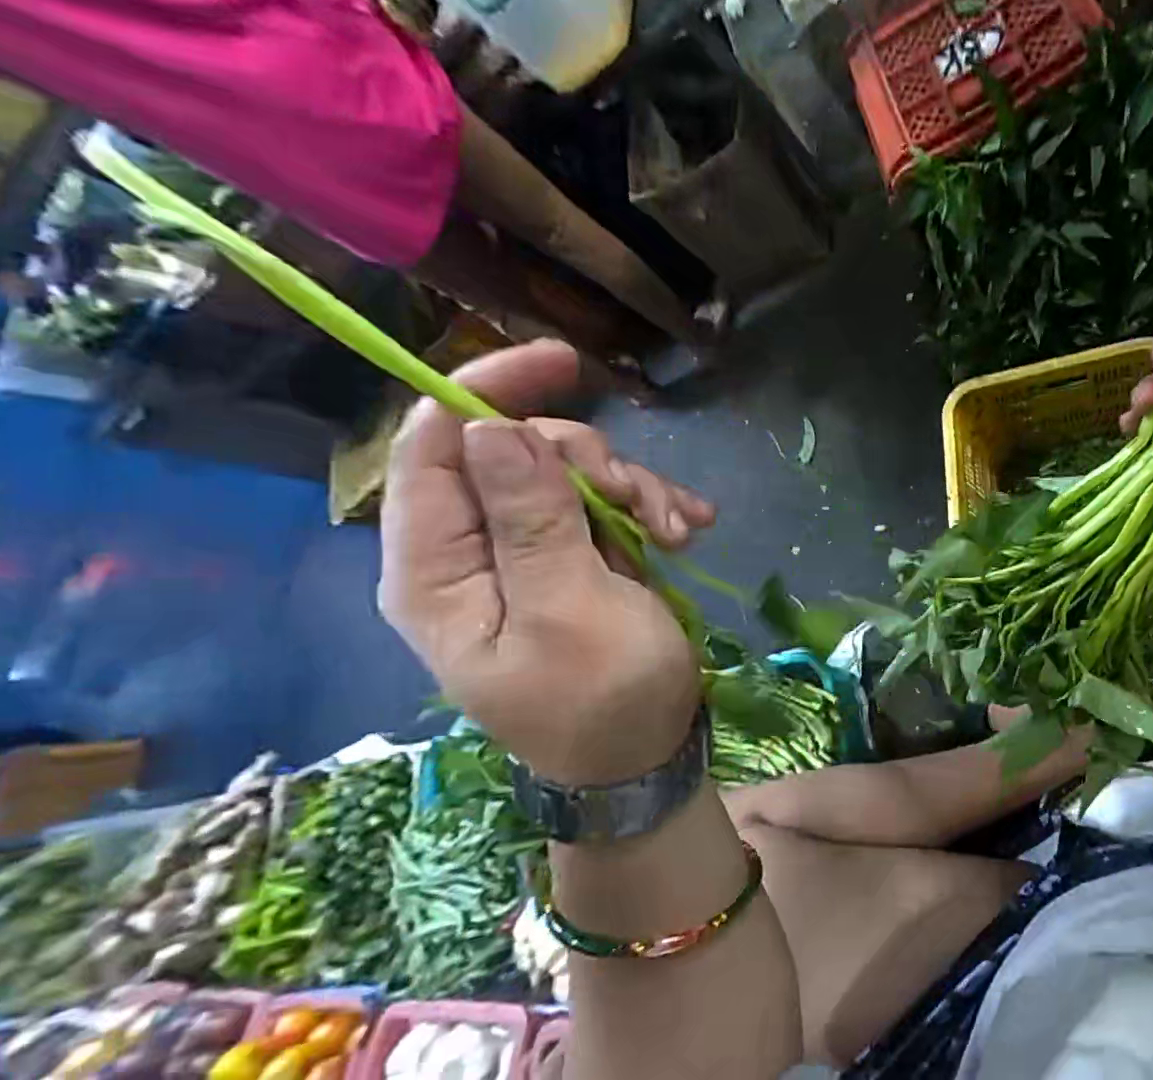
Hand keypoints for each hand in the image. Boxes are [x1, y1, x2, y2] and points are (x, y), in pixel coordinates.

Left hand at [378, 340, 717, 784]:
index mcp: (439, 570)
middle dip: (591, 462)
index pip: (436, 449)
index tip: (564, 365)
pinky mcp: (580, 561)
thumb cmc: (604, 697)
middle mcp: (476, 552)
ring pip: (573, 476)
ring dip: (634, 489)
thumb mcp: (571, 610)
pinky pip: (609, 508)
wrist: (647, 756)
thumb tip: (495, 430)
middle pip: (518, 455)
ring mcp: (533, 555)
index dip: (489, 393)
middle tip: (644, 502)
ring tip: (679, 530)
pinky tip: (690, 530)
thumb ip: (531, 522)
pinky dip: (652, 509)